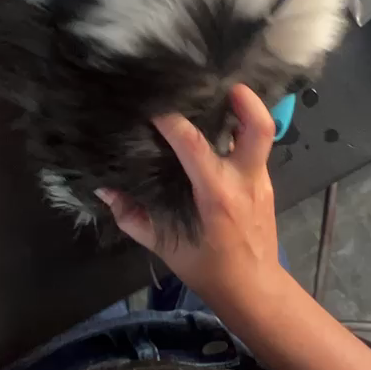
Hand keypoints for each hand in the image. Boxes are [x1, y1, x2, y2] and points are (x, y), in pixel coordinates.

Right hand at [98, 84, 288, 310]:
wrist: (254, 289)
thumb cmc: (208, 270)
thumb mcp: (165, 246)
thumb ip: (132, 216)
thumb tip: (103, 188)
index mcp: (218, 195)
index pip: (195, 145)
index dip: (172, 120)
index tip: (153, 105)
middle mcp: (246, 180)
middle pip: (259, 128)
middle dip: (244, 99)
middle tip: (219, 80)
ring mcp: (261, 180)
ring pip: (263, 133)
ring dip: (245, 110)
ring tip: (219, 93)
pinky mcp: (266, 183)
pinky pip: (256, 148)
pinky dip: (240, 132)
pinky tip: (220, 127)